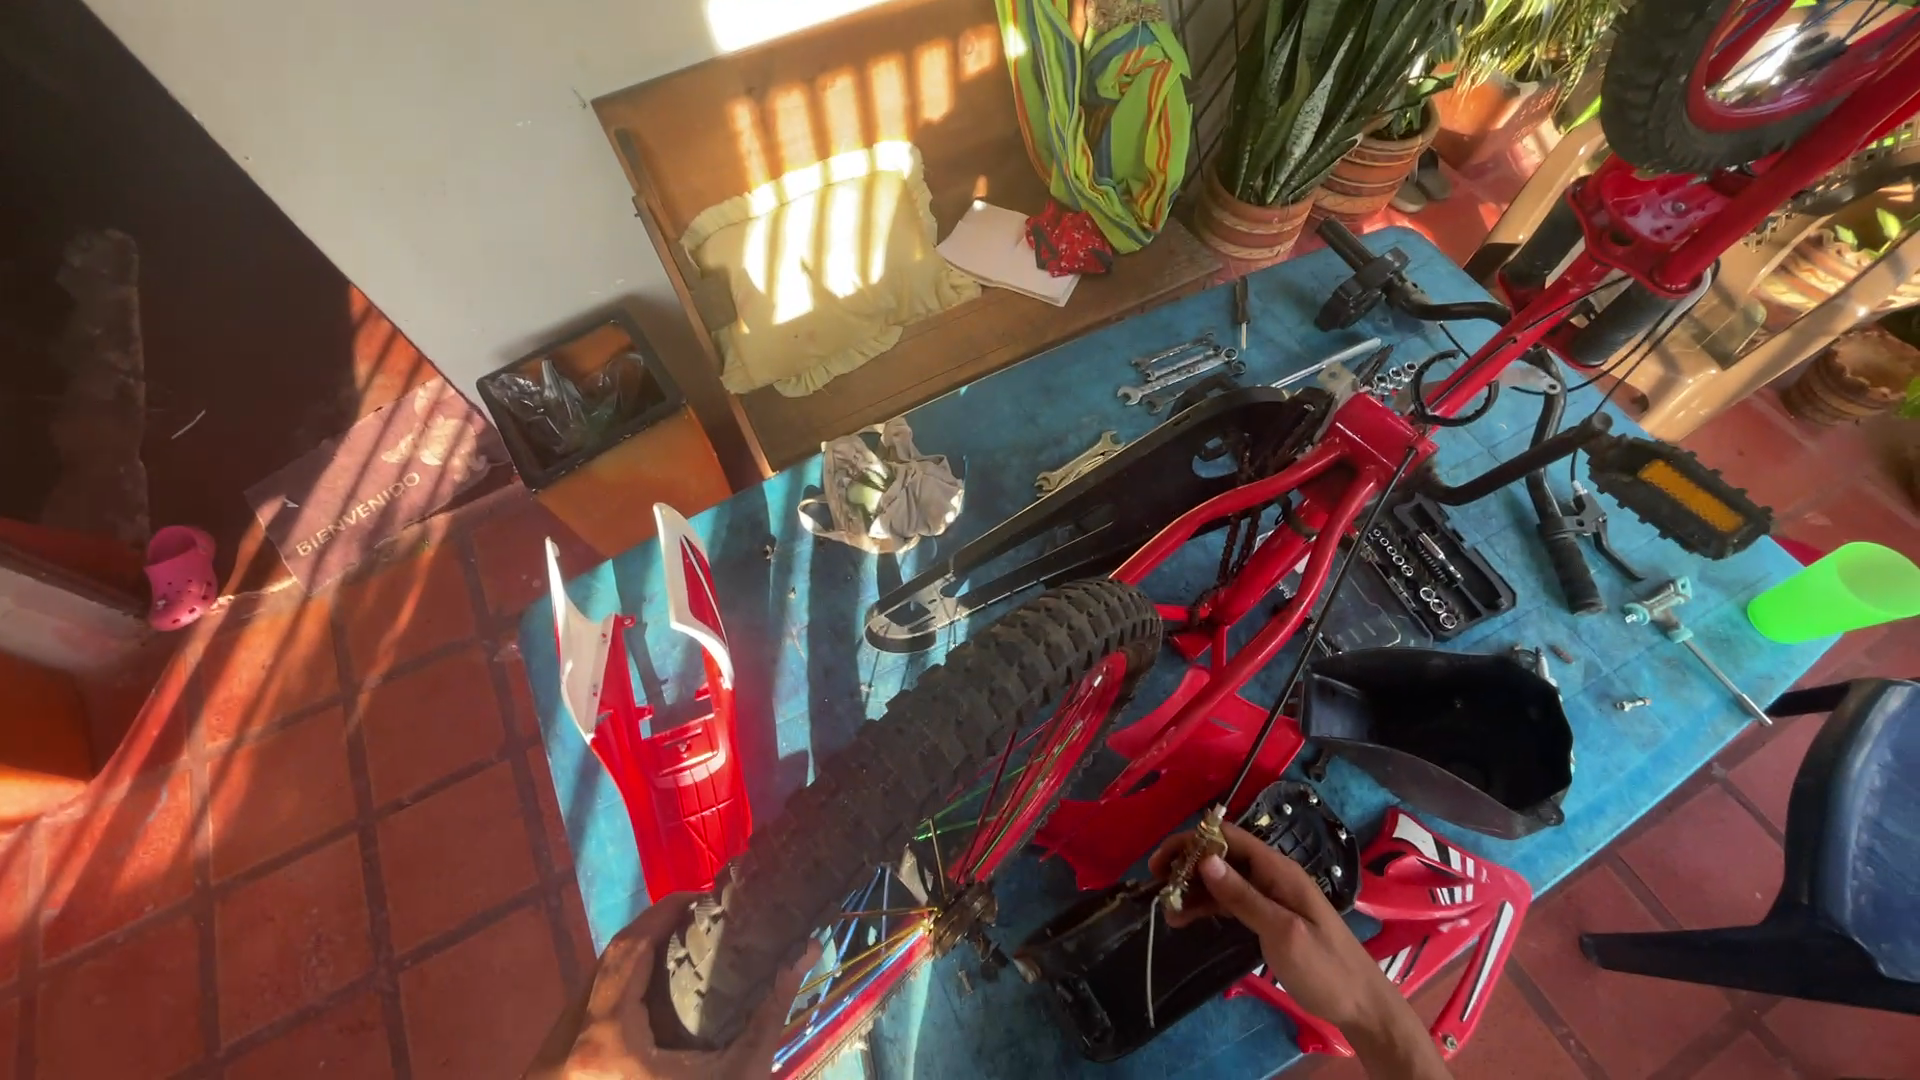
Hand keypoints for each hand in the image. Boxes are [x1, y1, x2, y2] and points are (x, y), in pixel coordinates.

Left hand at [527, 894, 820, 1079]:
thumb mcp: (737, 1075)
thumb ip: (769, 1011)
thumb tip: (808, 948)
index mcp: (606, 1041)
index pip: (632, 948)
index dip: (664, 913)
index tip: (700, 897)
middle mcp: (566, 1045)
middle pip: (610, 959)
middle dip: (652, 931)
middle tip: (694, 918)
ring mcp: (548, 1062)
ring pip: (591, 984)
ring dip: (632, 960)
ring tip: (675, 946)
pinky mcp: (548, 1073)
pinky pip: (581, 1013)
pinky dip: (614, 991)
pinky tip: (646, 994)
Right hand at [1149, 821, 1397, 1037]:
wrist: (1363, 1007)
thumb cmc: (1326, 968)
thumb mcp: (1282, 932)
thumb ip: (1243, 896)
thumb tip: (1204, 859)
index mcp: (1277, 869)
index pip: (1226, 837)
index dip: (1191, 843)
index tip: (1162, 862)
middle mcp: (1271, 874)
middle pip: (1220, 856)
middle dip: (1186, 865)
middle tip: (1156, 885)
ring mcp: (1270, 894)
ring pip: (1221, 879)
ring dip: (1192, 889)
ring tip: (1167, 911)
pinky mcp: (1268, 915)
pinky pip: (1230, 900)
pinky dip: (1206, 906)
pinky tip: (1186, 919)